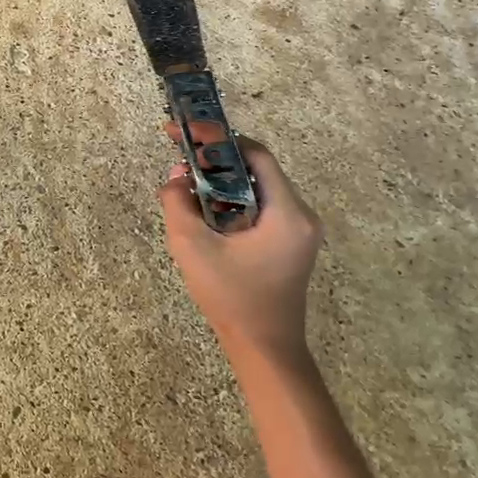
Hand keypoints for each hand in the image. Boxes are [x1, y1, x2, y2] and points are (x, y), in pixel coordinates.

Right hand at [160, 137, 323, 361]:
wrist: (263, 345)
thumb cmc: (230, 293)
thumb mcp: (190, 243)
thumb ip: (178, 200)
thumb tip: (176, 176)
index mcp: (287, 213)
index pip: (256, 155)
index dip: (219, 138)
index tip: (184, 133)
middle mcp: (300, 216)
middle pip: (256, 168)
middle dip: (214, 156)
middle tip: (178, 151)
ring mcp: (297, 231)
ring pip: (255, 187)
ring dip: (219, 178)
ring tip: (184, 178)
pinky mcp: (288, 243)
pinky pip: (257, 205)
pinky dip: (228, 197)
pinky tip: (202, 205)